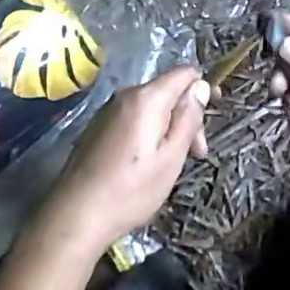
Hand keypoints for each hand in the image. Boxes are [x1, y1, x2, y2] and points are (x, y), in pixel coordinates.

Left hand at [43, 66, 208, 252]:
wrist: (74, 216)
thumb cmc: (131, 190)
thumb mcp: (172, 157)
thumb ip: (189, 118)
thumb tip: (200, 86)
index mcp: (146, 98)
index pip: (184, 72)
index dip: (203, 86)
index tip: (215, 110)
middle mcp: (126, 95)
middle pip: (168, 91)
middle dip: (187, 115)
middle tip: (197, 152)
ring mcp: (109, 111)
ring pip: (152, 106)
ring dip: (170, 127)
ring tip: (174, 163)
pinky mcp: (99, 127)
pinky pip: (135, 118)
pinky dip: (150, 132)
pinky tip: (149, 163)